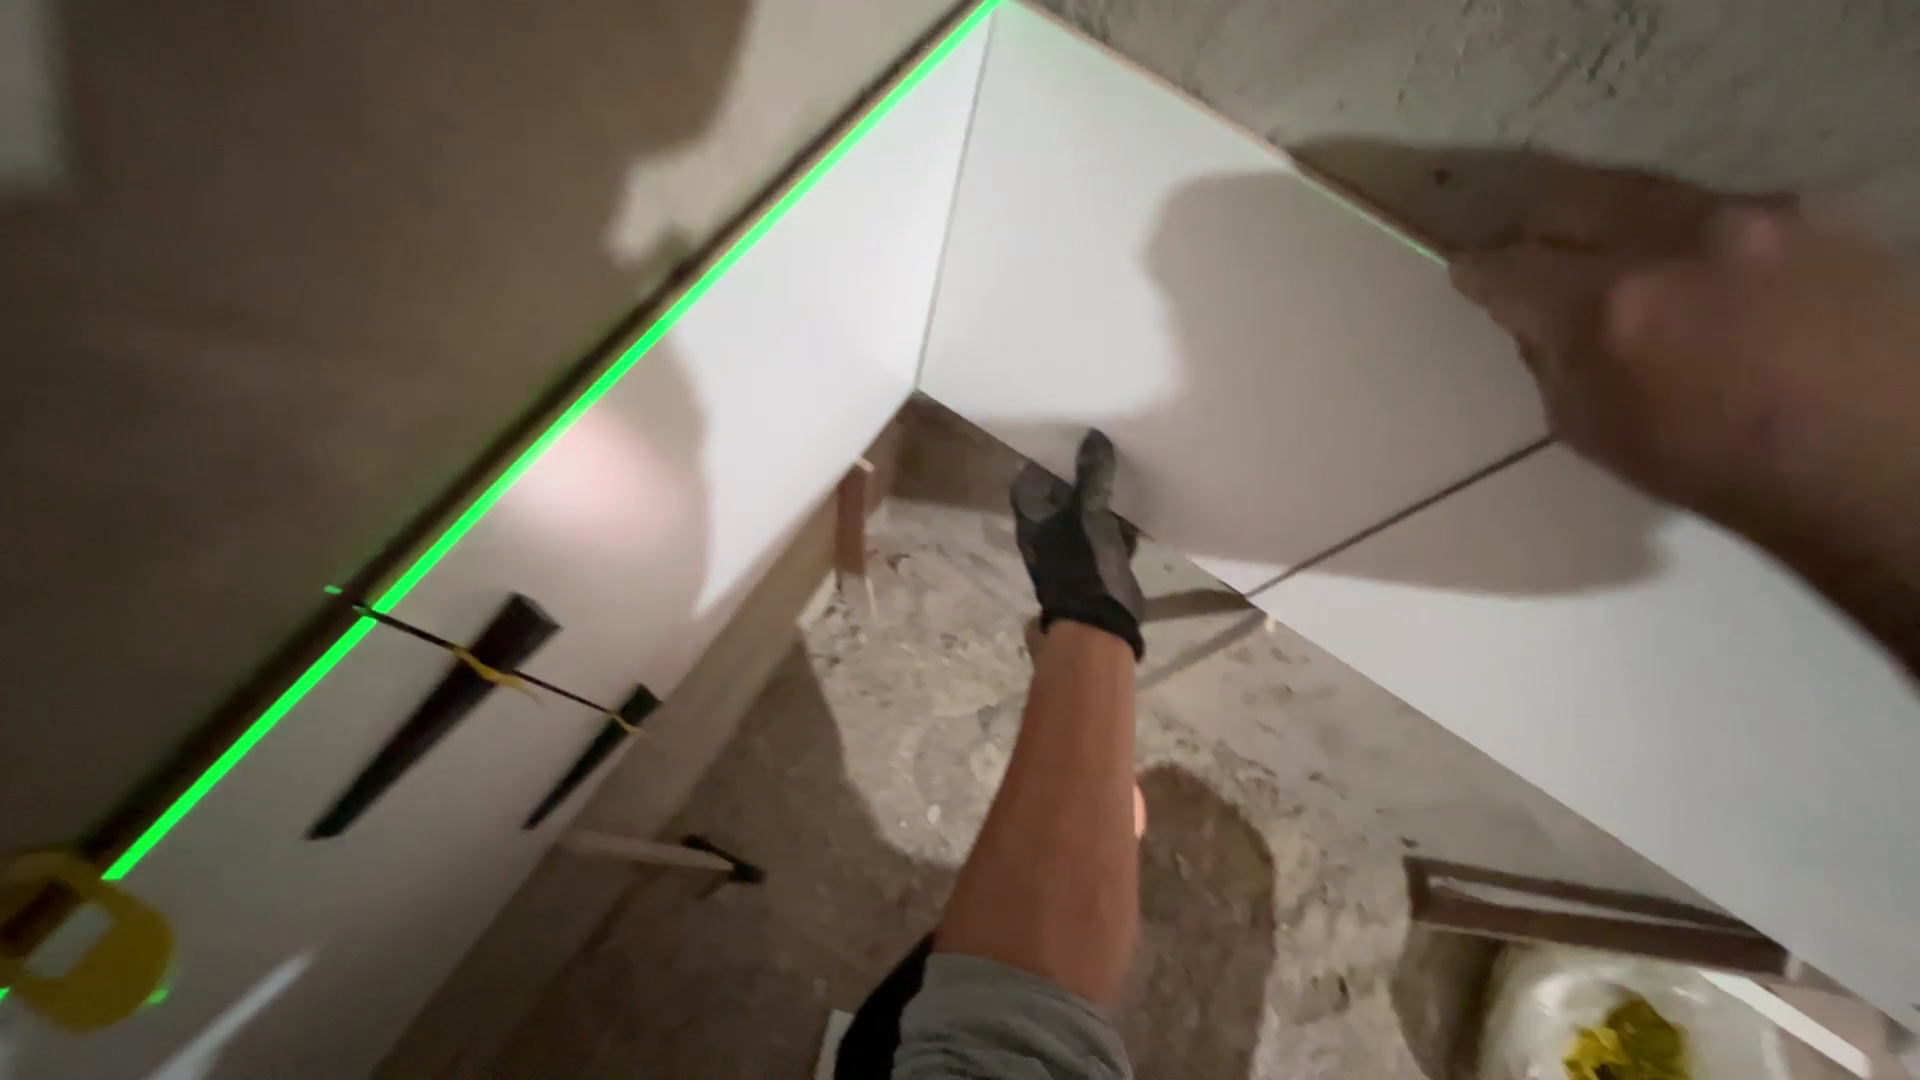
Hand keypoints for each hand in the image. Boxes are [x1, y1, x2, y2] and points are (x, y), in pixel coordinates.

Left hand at [1011, 430, 1145, 658]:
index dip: (1044, 458)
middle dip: (1078, 472)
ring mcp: (1073, 548)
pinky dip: (1119, 519)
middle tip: (1101, 443)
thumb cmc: (1083, 566)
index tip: (1066, 436)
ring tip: (1123, 463)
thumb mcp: (1087, 514)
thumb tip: (1093, 436)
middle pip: (1059, 493)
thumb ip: (1091, 476)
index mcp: (1033, 518)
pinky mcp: (1099, 561)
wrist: (1100, 624)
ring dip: (1101, 494)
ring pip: (1085, 511)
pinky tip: (1139, 500)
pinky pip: (1107, 532)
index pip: (1029, 479)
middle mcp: (1048, 531)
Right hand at [1449, 164, 1919, 547]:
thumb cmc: (1704, 460)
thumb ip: (1550, 358)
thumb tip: (1538, 318)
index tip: (1466, 273)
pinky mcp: (1812, 214)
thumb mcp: (1586, 424)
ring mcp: (1751, 216)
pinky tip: (1693, 277)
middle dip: (1535, 227)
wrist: (1874, 458)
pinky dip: (1680, 237)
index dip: (1476, 270)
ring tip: (1614, 266)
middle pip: (1570, 197)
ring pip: (1642, 195)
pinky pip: (1713, 210)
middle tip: (1530, 257)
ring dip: (1609, 226)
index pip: (1507, 265)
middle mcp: (1672, 240)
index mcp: (1603, 305)